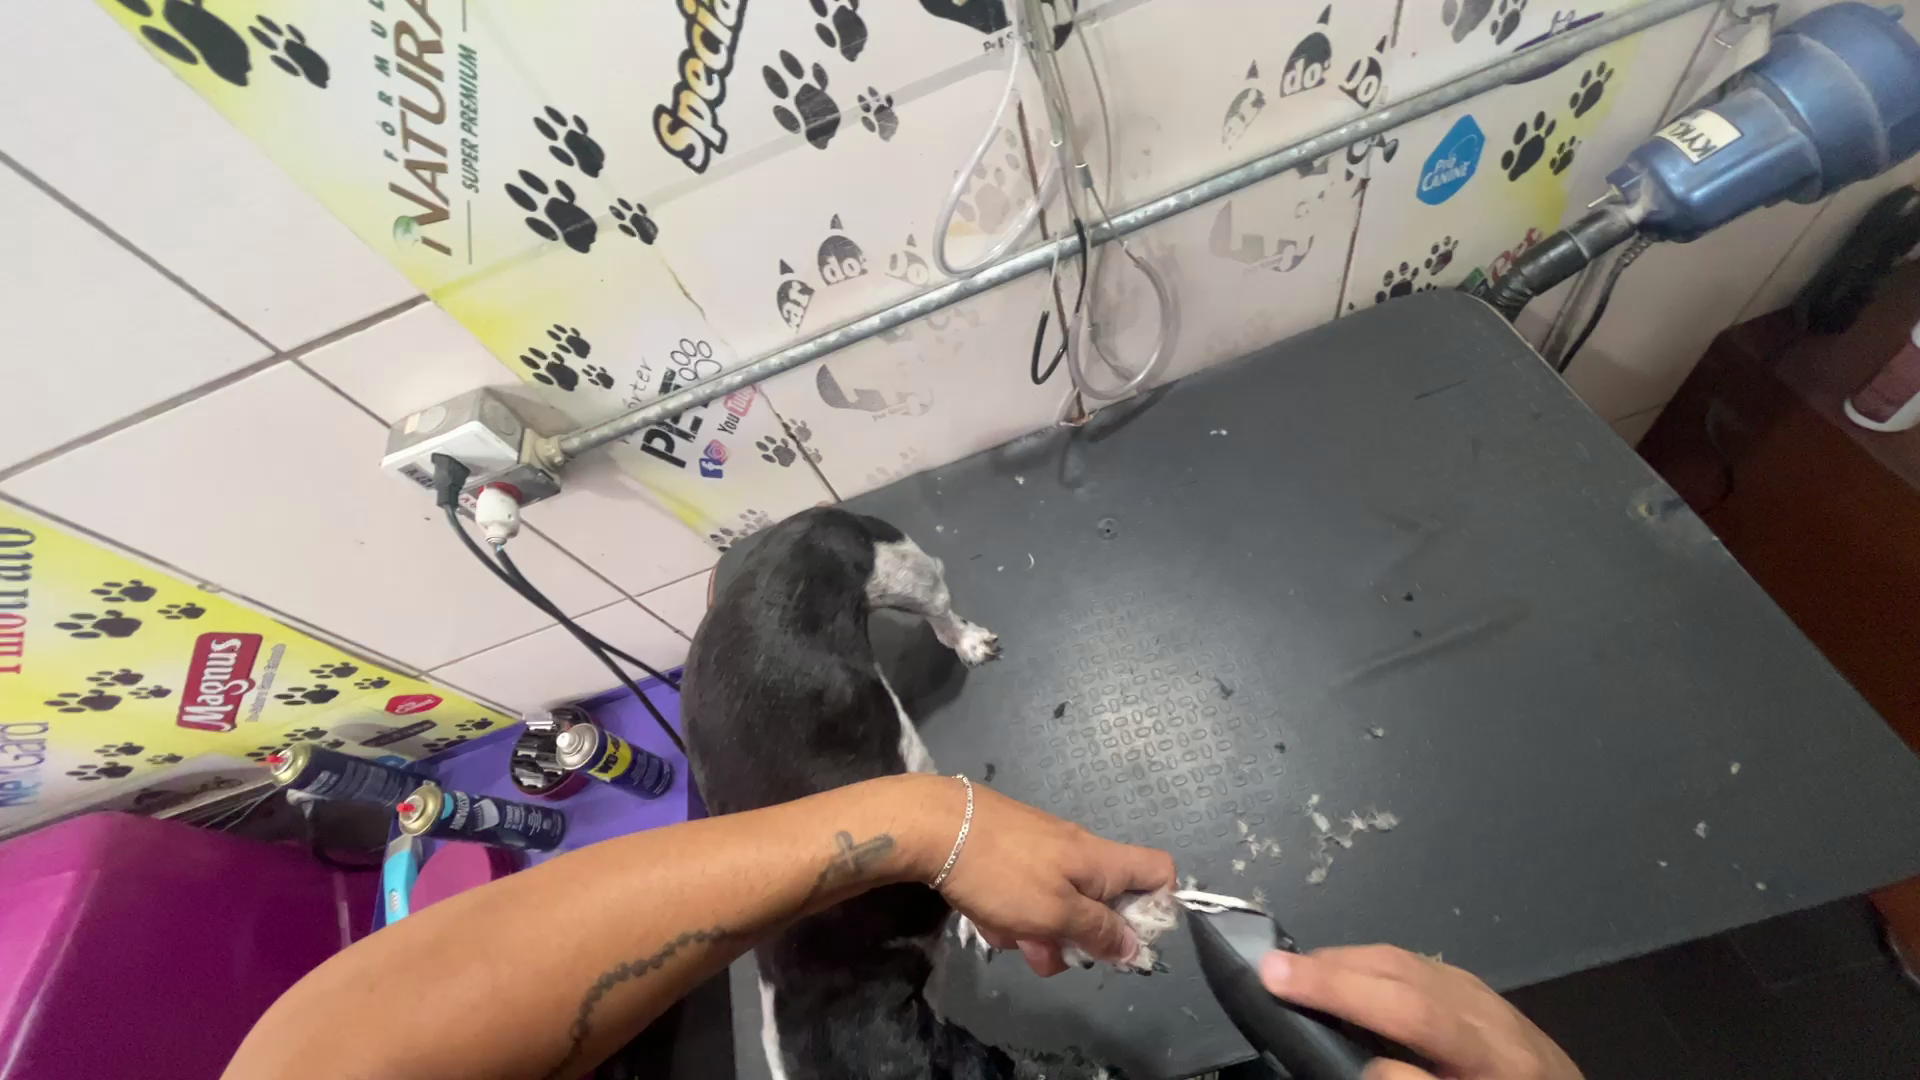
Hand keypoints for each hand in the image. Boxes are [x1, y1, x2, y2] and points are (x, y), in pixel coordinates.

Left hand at [917, 779, 1174, 975]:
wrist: (937, 824)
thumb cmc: (1002, 871)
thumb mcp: (1055, 913)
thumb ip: (1099, 932)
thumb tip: (1136, 946)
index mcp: (1100, 859)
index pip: (1160, 871)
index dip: (1157, 908)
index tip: (1126, 939)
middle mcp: (1078, 850)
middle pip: (1103, 902)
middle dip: (1077, 937)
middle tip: (1046, 952)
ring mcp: (1042, 849)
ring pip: (1059, 904)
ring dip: (1037, 930)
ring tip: (1003, 933)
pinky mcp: (1012, 851)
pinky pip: (1026, 893)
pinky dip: (1011, 911)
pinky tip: (984, 915)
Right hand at [1260, 946, 1581, 1079]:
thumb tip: (1366, 1063)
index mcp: (1497, 1058)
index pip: (1414, 1013)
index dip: (1345, 997)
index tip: (1284, 989)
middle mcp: (1488, 1014)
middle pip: (1401, 974)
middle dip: (1330, 969)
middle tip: (1268, 968)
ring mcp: (1481, 994)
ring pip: (1401, 959)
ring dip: (1341, 961)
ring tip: (1293, 971)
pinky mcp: (1469, 986)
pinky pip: (1407, 962)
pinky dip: (1363, 963)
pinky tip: (1337, 974)